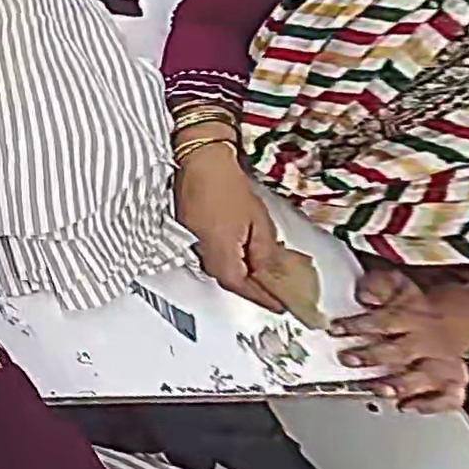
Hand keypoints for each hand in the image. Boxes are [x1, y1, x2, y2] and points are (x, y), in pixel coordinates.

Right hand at [173, 139, 286, 312]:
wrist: (200, 162)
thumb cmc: (228, 186)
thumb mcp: (259, 222)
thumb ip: (266, 253)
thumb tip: (274, 277)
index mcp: (218, 250)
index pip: (240, 286)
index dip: (262, 298)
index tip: (282, 306)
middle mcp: (199, 249)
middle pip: (228, 279)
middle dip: (253, 288)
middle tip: (277, 291)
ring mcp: (190, 240)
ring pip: (218, 267)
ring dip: (241, 274)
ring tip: (264, 273)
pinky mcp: (187, 231)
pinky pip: (209, 255)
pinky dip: (229, 260)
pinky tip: (243, 254)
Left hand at [329, 269, 468, 413]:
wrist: (456, 318)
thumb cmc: (412, 305)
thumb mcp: (396, 285)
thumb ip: (378, 285)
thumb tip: (365, 295)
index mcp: (411, 318)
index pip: (383, 321)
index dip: (358, 325)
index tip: (335, 329)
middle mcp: (428, 343)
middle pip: (401, 351)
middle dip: (373, 357)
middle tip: (347, 359)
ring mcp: (443, 363)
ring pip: (426, 377)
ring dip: (401, 385)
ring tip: (378, 389)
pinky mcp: (454, 380)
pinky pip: (450, 397)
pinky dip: (432, 405)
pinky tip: (407, 407)